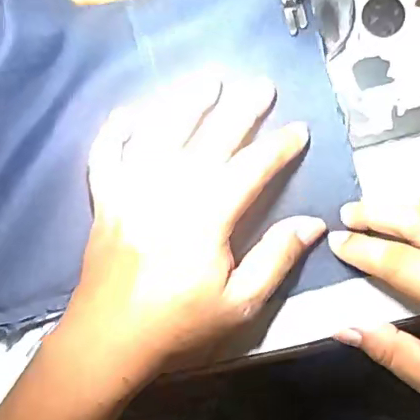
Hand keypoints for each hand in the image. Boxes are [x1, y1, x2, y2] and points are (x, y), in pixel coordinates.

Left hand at [53, 77, 326, 388]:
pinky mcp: (106, 201)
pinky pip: (106, 157)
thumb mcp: (239, 304)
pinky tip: (127, 114)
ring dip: (186, 104)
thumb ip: (275, 259)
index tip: (299, 130)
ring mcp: (132, 192)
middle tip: (262, 86)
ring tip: (208, 80)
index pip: (250, 169)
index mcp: (206, 217)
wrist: (109, 340)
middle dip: (240, 111)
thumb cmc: (179, 326)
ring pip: (160, 134)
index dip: (278, 147)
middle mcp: (169, 191)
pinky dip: (115, 133)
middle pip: (210, 139)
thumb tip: (312, 224)